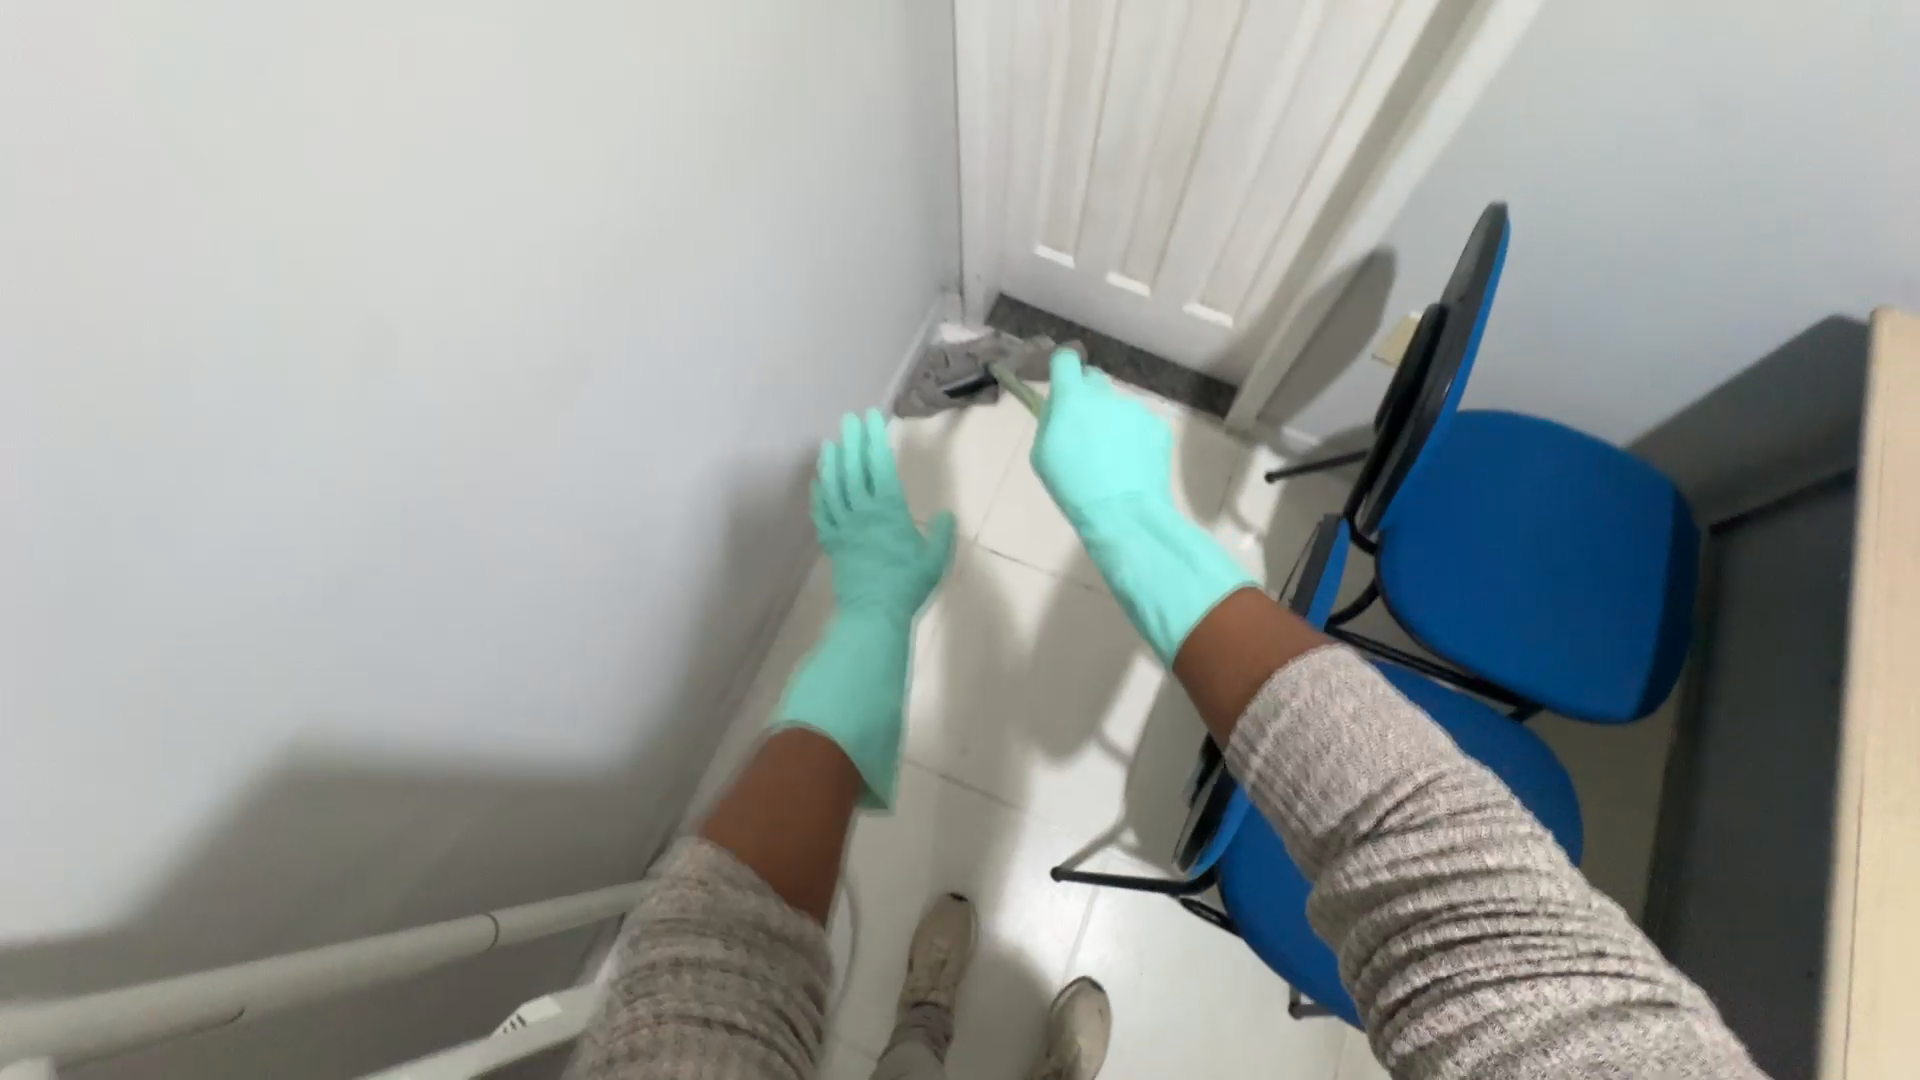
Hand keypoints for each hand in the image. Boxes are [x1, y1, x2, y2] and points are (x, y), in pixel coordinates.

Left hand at [812, 410, 955, 623]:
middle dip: (852, 441)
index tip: (873, 419)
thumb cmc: (908, 586)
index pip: (880, 465)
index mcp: (889, 510)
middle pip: (853, 469)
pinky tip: (818, 484)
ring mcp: (843, 527)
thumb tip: (947, 517)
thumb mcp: (935, 559)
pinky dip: (819, 495)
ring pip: (833, 487)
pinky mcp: (832, 543)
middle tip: (850, 420)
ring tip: (831, 444)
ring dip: (832, 463)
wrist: (874, 614)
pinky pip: (822, 513)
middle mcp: (862, 512)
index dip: (875, 439)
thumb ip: (942, 535)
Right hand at [1031, 351, 1252, 664]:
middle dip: (1087, 397)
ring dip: (1112, 421)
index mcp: (1073, 398)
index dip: (1062, 368)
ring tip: (1111, 459)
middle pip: (1094, 380)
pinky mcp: (1158, 426)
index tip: (1062, 384)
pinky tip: (1131, 466)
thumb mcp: (1042, 454)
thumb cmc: (1072, 487)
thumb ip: (1050, 420)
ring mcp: (1136, 409)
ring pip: (1118, 406)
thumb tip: (1059, 405)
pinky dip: (1134, 438)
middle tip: (1084, 430)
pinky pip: (1140, 424)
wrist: (1122, 513)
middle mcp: (1106, 394)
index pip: (1066, 359)